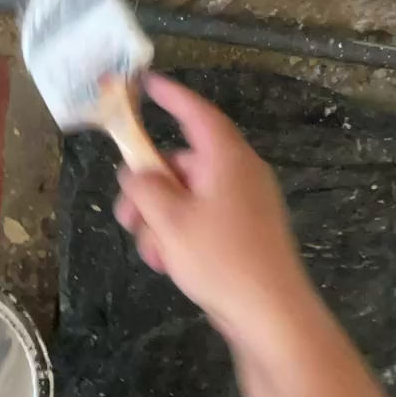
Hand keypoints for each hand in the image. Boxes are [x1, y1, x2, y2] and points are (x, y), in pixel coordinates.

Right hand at [114, 73, 317, 349]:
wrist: (269, 313)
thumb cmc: (221, 259)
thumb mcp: (170, 220)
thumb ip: (144, 188)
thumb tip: (134, 174)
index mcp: (227, 160)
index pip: (196, 114)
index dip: (170, 97)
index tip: (146, 83)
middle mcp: (238, 175)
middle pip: (181, 166)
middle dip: (148, 191)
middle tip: (125, 218)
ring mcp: (242, 206)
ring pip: (185, 199)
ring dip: (159, 222)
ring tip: (154, 255)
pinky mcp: (242, 234)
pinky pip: (200, 222)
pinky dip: (179, 236)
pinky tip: (170, 265)